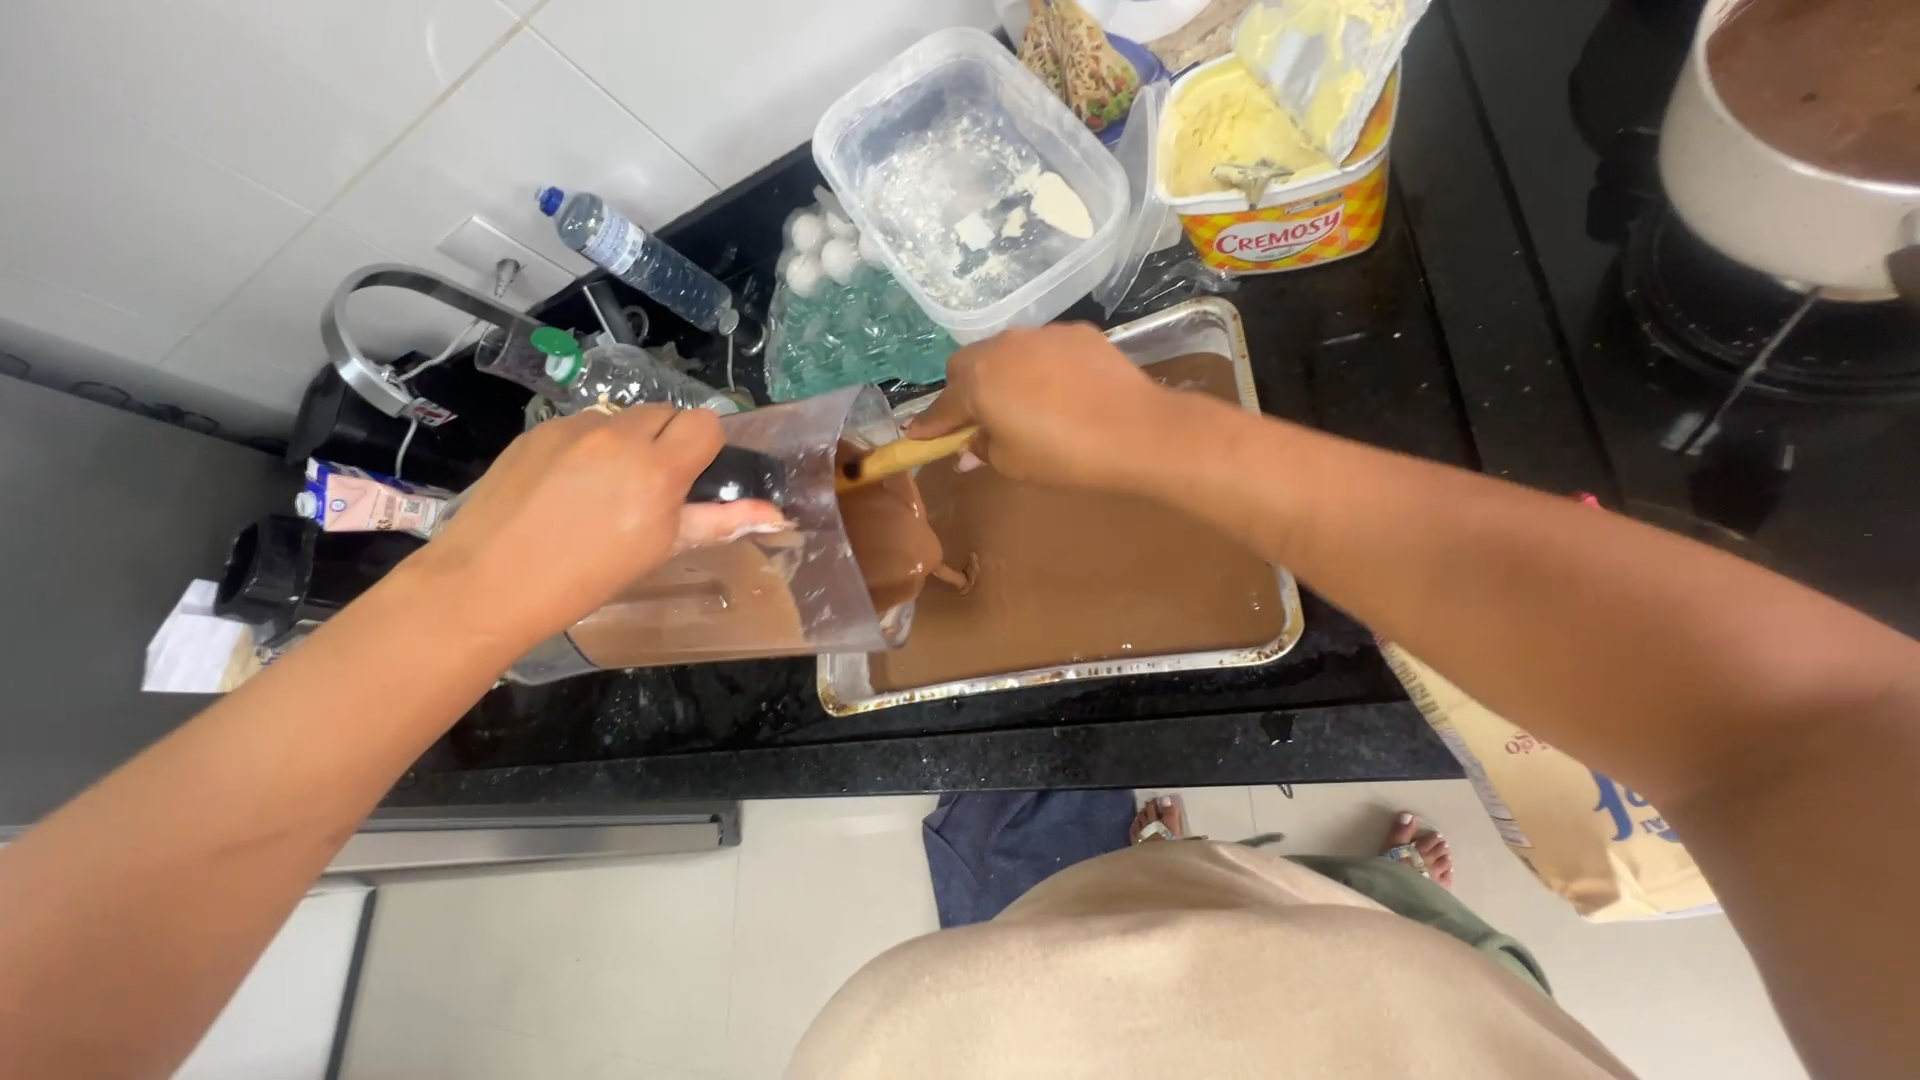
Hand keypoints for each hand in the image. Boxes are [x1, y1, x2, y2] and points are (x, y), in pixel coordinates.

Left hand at [415, 405, 786, 644]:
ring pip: (621, 417)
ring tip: (604, 488)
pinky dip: (587, 446)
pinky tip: (566, 486)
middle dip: (667, 441)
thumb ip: (720, 522)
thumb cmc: (589, 576)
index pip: (705, 423)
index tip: (693, 476)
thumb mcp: (662, 549)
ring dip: (627, 441)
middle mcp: (618, 436)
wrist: (490, 581)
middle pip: (666, 413)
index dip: (706, 447)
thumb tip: (774, 514)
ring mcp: (572, 428)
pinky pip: (581, 425)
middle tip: (650, 485)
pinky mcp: (537, 431)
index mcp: (657, 470)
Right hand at [906, 323, 1177, 492]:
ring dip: (1002, 374)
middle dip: (964, 392)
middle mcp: (1001, 346)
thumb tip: (969, 446)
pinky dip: (1039, 367)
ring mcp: (1040, 333)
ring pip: (1004, 351)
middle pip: (966, 366)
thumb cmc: (1064, 455)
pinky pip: (1042, 348)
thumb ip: (982, 448)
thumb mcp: (1012, 463)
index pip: (942, 407)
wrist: (1137, 430)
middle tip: (980, 421)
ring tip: (1024, 403)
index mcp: (978, 381)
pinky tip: (1061, 392)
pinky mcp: (1075, 331)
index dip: (930, 426)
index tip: (919, 438)